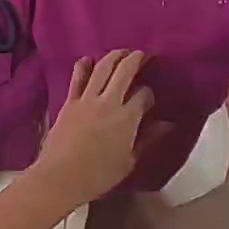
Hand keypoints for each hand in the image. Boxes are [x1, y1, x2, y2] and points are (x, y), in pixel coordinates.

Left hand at [25, 49, 159, 209]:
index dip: (149, 94)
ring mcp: (86, 100)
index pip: (143, 95)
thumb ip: (147, 139)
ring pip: (102, 69)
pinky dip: (83, 66)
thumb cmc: (98, 175)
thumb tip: (167, 124)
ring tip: (121, 52)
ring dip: (113, 56)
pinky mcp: (69, 102)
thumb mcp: (129, 161)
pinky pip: (77, 78)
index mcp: (128, 118)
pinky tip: (88, 59)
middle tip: (142, 55)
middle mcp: (109, 102)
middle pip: (124, 72)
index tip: (149, 99)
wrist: (61, 176)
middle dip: (135, 60)